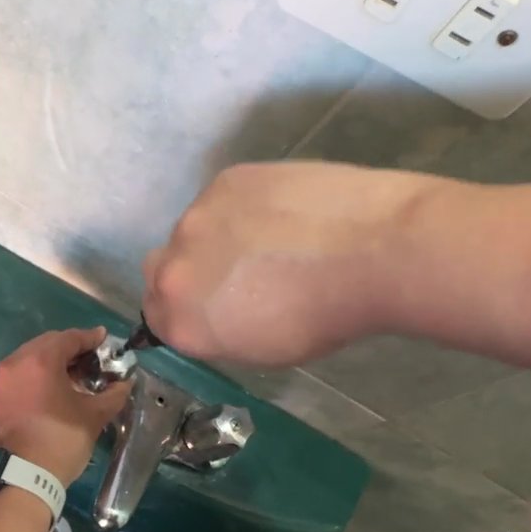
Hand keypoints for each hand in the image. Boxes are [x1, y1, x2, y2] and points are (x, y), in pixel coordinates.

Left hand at [0, 328, 132, 484]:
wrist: (23, 478)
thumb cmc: (61, 441)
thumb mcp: (94, 416)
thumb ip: (112, 394)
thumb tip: (123, 384)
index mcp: (38, 361)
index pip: (68, 338)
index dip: (89, 338)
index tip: (103, 340)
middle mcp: (14, 364)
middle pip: (45, 346)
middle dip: (68, 350)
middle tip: (89, 359)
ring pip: (27, 361)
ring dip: (49, 363)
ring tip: (71, 376)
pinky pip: (16, 379)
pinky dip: (33, 379)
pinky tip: (49, 392)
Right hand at [141, 162, 450, 366]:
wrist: (377, 251)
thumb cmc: (325, 318)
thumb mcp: (260, 350)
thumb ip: (215, 333)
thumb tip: (209, 314)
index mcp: (181, 322)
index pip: (153, 316)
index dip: (181, 312)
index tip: (208, 308)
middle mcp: (173, 271)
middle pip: (159, 270)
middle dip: (187, 274)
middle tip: (233, 275)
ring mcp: (196, 219)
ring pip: (189, 231)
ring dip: (213, 238)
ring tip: (265, 240)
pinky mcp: (225, 181)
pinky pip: (218, 200)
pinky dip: (239, 209)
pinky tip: (279, 214)